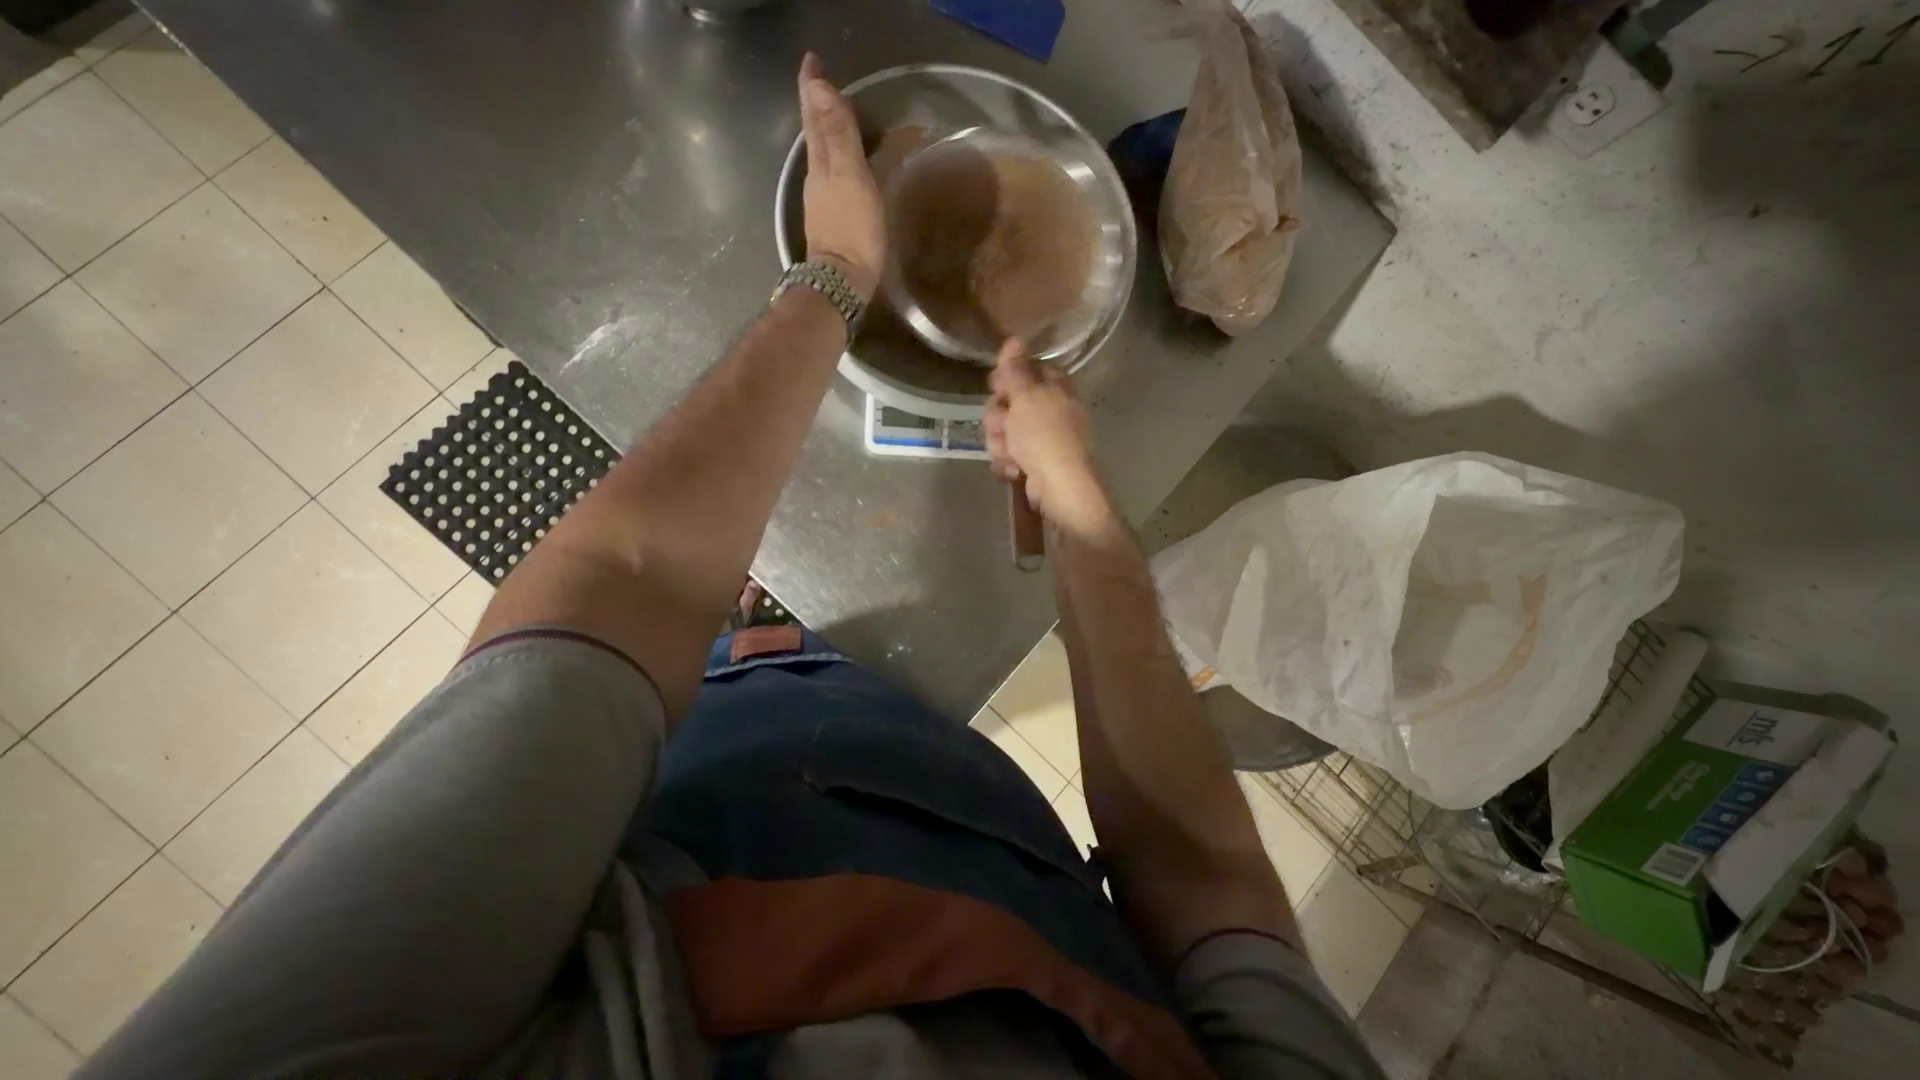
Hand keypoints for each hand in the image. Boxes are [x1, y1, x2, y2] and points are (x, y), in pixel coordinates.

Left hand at [798, 53, 883, 300]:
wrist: (842, 281)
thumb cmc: (852, 230)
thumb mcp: (849, 177)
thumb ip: (838, 134)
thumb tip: (818, 87)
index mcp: (822, 163)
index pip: (815, 116)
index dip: (814, 89)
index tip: (812, 62)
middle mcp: (817, 177)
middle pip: (814, 132)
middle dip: (816, 104)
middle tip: (818, 78)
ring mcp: (822, 199)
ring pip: (820, 153)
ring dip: (824, 128)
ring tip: (830, 111)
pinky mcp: (832, 218)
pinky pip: (831, 174)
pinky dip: (834, 156)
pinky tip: (842, 161)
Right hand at [985, 341, 1116, 535]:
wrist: (1061, 489)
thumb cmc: (1045, 437)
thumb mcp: (1026, 396)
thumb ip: (1015, 369)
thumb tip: (1014, 339)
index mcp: (1056, 387)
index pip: (1027, 370)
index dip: (1007, 378)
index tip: (996, 386)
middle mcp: (1051, 410)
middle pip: (1009, 401)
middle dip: (999, 416)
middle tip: (1005, 425)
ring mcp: (1042, 439)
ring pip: (1004, 430)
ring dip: (1001, 443)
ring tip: (1012, 454)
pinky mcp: (1033, 464)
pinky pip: (1008, 455)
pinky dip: (1008, 463)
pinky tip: (1015, 471)